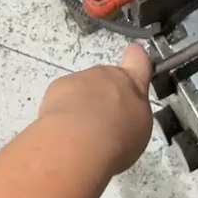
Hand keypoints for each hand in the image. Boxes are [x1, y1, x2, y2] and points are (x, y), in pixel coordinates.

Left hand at [33, 43, 153, 176]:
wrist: (80, 140)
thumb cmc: (118, 137)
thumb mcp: (139, 126)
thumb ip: (133, 110)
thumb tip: (125, 112)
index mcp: (132, 82)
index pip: (138, 57)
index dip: (136, 57)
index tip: (135, 59)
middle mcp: (107, 74)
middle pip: (107, 77)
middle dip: (105, 94)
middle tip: (103, 120)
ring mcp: (81, 78)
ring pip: (83, 87)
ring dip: (82, 103)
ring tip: (82, 130)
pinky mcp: (58, 86)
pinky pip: (63, 95)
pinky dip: (63, 109)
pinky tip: (65, 128)